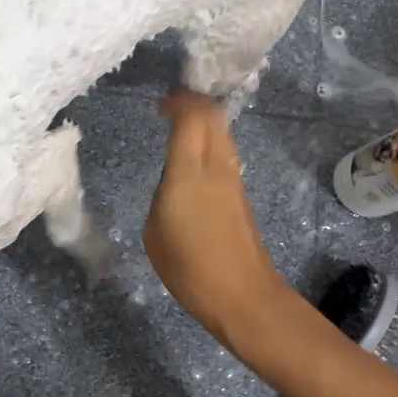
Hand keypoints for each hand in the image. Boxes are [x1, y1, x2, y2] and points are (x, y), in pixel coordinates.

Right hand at [145, 90, 294, 356]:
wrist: (242, 296)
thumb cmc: (189, 268)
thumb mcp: (155, 230)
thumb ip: (163, 194)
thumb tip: (174, 181)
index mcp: (189, 172)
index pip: (192, 115)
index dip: (177, 100)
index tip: (159, 106)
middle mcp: (216, 166)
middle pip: (213, 115)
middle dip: (192, 104)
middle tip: (168, 111)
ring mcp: (233, 178)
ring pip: (222, 132)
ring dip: (203, 124)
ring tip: (177, 133)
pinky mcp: (241, 193)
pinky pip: (224, 153)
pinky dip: (208, 144)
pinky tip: (191, 162)